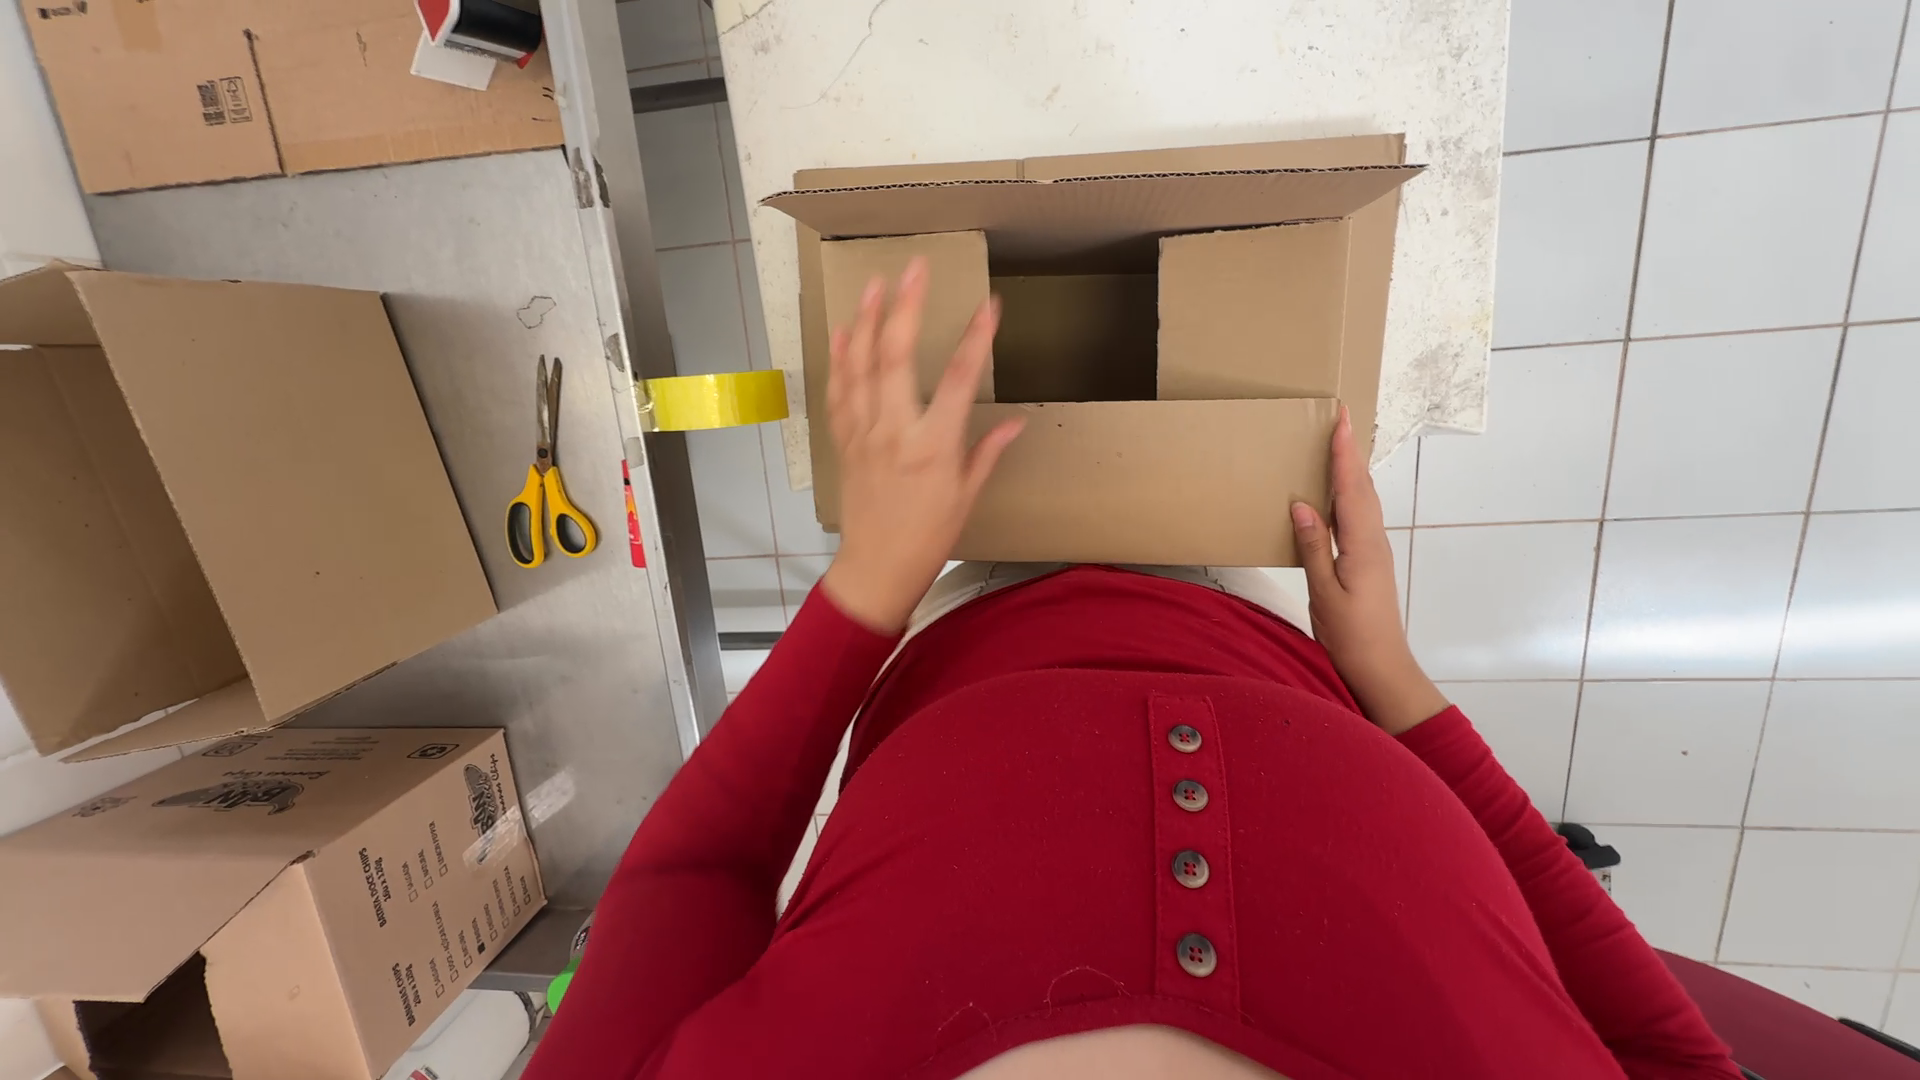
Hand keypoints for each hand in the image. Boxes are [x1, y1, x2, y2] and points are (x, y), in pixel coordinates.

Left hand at [818, 258, 1024, 632]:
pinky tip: (842, 331)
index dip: (977, 338)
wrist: (877, 567)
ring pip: (860, 367)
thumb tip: (1016, 422)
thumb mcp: (967, 496)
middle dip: (907, 307)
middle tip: (916, 268)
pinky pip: (838, 393)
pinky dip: (839, 360)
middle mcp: (895, 431)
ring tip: (874, 283)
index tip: (990, 305)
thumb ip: (986, 451)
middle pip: (897, 357)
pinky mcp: (845, 442)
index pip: (961, 379)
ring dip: (866, 321)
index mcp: (934, 446)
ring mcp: (864, 434)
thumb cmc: (929, 537)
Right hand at [1290, 407, 1448, 734]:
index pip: (1352, 489)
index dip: (1345, 453)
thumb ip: (1314, 546)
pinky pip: (1358, 515)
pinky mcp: (1367, 560)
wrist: (1381, 666)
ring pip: (1363, 499)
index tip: (1340, 420)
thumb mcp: (1325, 591)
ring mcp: (1372, 550)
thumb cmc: (1351, 634)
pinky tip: (1334, 494)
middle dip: (1351, 452)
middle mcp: (1372, 540)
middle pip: (1363, 487)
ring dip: (1351, 470)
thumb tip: (1301, 503)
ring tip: (1337, 446)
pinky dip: (1348, 493)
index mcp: (1362, 544)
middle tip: (1339, 421)